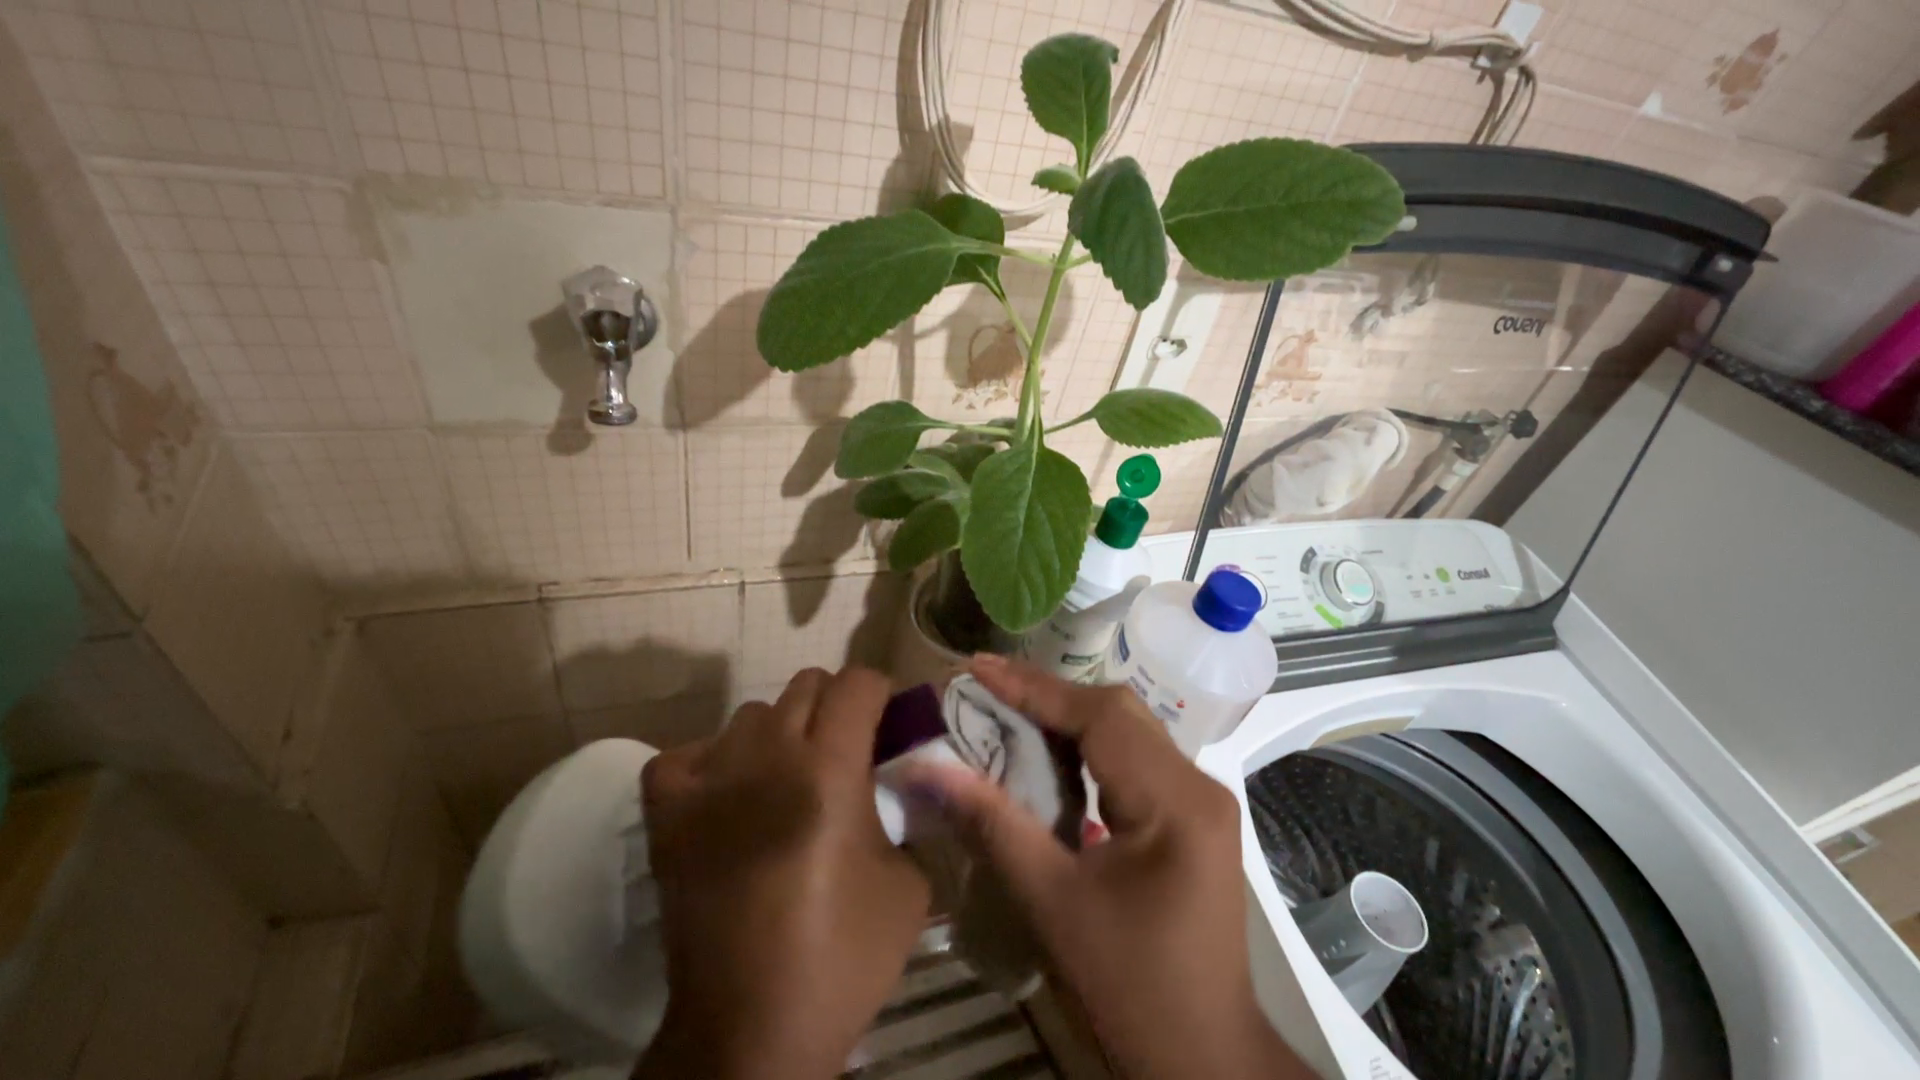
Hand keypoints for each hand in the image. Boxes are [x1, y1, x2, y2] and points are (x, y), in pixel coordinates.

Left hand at [636, 667, 930, 1079]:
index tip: (890, 726)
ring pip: (751, 715)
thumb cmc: (842, 958)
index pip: (858, 684)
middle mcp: (766, 757)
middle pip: (806, 685)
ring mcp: (708, 780)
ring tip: (789, 781)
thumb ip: (905, 815)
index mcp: (831, 770)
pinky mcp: (667, 812)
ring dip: (781, 734)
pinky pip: (688, 753)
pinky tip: (729, 795)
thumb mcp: (909, 885)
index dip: (882, 696)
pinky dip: (713, 761)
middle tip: (849, 754)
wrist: (750, 1025)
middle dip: (838, 707)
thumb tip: (893, 789)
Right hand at [905, 655, 1307, 1079]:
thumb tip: (926, 768)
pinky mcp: (1194, 821)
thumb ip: (991, 823)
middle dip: (1049, 695)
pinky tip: (1048, 757)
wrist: (1200, 1053)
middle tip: (984, 686)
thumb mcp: (1051, 901)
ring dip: (1069, 719)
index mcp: (1175, 802)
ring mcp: (1203, 804)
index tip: (975, 667)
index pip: (1100, 716)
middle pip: (1119, 714)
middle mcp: (1199, 787)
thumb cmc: (1126, 982)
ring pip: (1130, 734)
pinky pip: (1137, 763)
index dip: (1034, 687)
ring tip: (1006, 709)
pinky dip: (1088, 750)